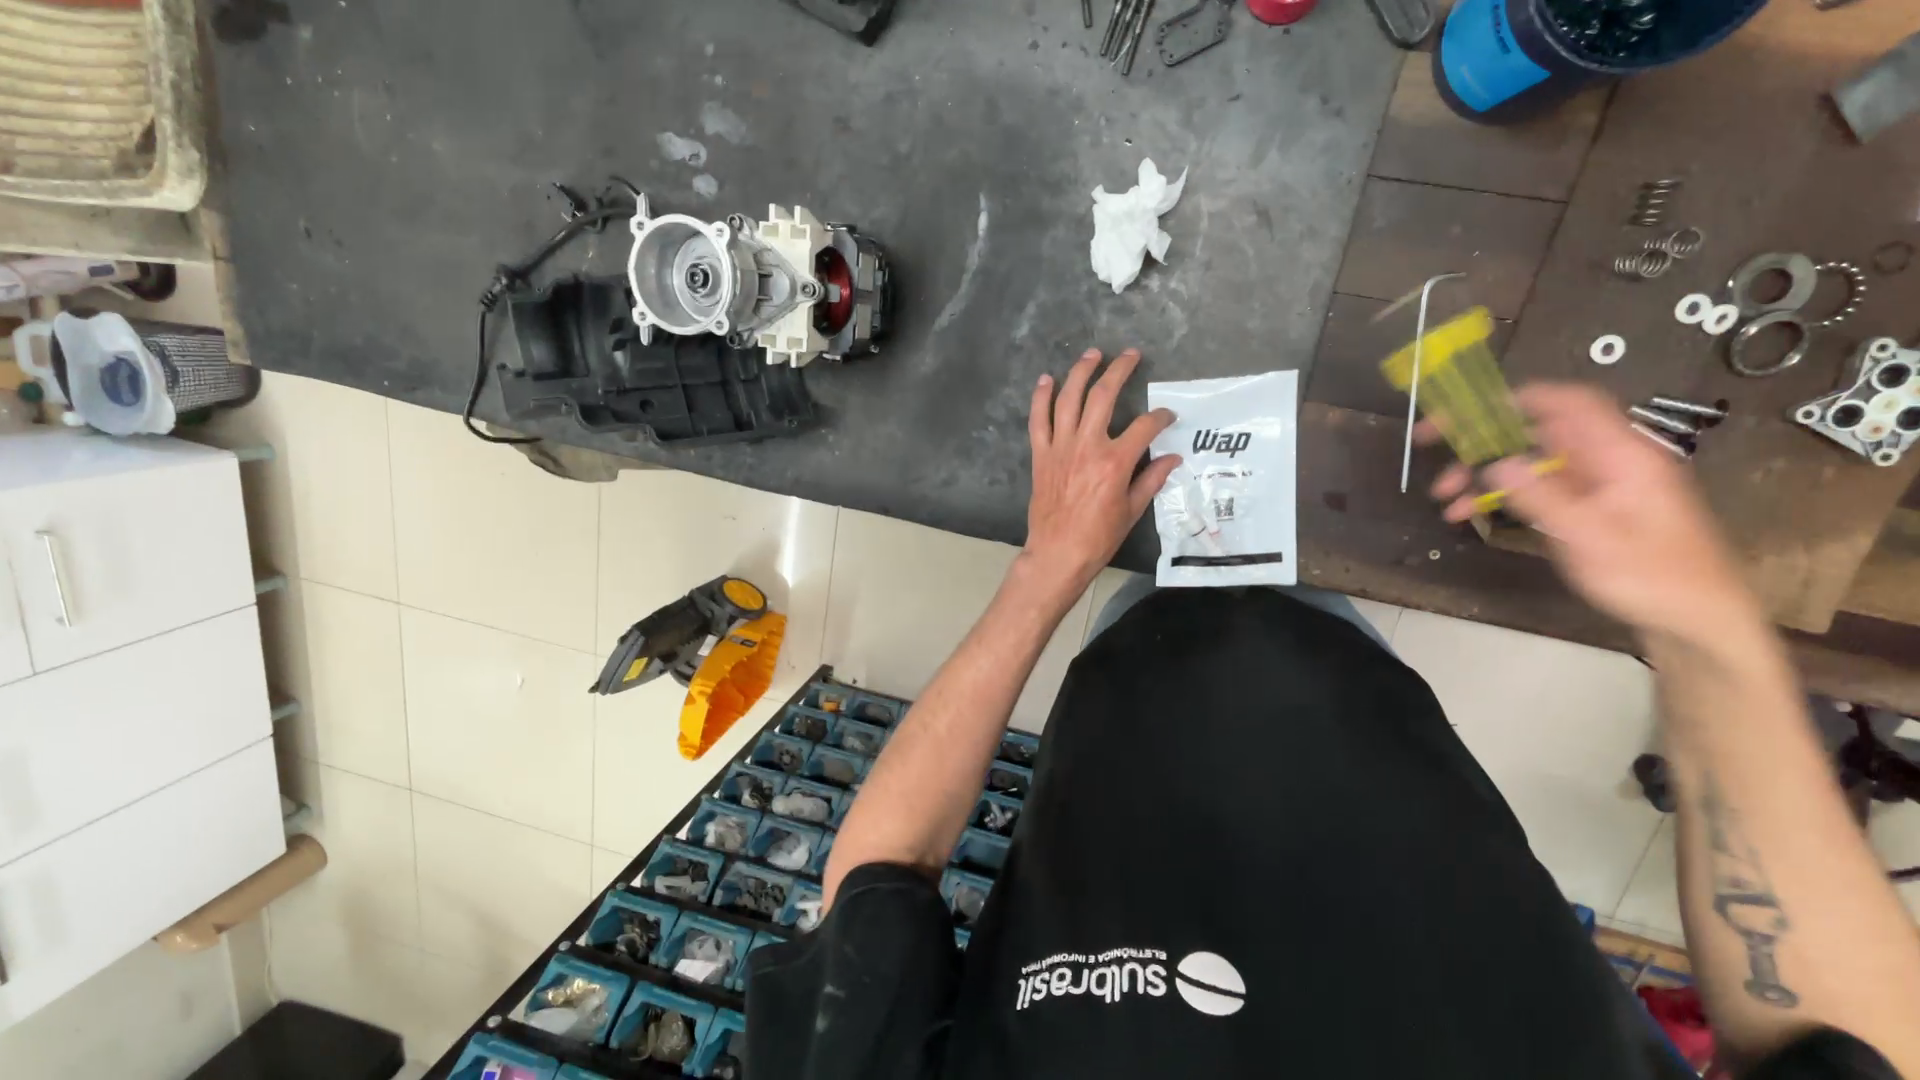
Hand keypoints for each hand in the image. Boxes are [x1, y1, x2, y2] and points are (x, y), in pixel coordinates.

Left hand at [1023, 348, 1179, 590]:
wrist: (1058, 553)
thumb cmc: (1099, 536)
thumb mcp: (1133, 510)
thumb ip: (1152, 479)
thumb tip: (1172, 459)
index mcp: (1115, 461)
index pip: (1144, 426)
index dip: (1160, 417)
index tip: (1167, 416)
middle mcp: (1087, 446)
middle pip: (1104, 396)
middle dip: (1120, 370)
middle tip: (1130, 355)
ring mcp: (1060, 447)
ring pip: (1069, 398)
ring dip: (1080, 372)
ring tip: (1092, 354)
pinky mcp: (1041, 455)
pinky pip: (1038, 420)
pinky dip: (1041, 398)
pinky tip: (1046, 380)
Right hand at [1430, 382, 1757, 641]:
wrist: (1696, 619)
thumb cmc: (1654, 579)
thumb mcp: (1593, 539)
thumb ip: (1544, 498)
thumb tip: (1497, 462)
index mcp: (1621, 456)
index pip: (1569, 403)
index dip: (1517, 396)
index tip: (1466, 407)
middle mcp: (1605, 462)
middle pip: (1535, 431)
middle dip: (1481, 436)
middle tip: (1432, 442)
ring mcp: (1593, 485)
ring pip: (1527, 462)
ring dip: (1482, 472)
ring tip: (1444, 495)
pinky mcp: (1583, 508)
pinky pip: (1533, 490)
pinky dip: (1498, 496)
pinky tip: (1468, 514)